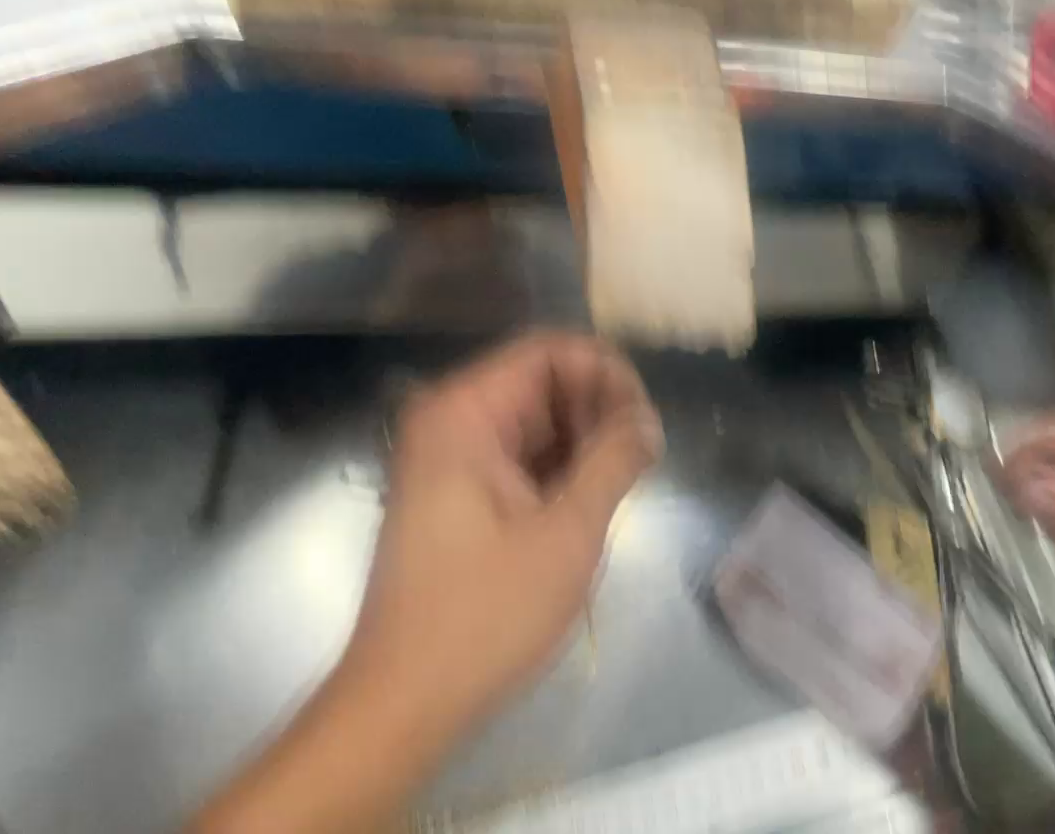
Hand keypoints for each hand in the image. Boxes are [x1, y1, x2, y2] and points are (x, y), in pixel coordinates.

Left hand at [190, 334, 661, 833]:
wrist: (404, 702)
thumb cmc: (484, 614)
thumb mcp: (566, 532)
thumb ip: (614, 460)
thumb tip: (649, 419)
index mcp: (464, 412)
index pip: (550, 352)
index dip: (606, 374)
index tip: (645, 422)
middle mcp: (452, 422)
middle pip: (543, 383)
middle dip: (599, 411)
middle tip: (642, 459)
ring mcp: (452, 460)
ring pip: (537, 423)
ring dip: (584, 444)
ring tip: (623, 486)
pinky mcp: (460, 497)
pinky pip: (522, 459)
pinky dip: (561, 472)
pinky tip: (591, 504)